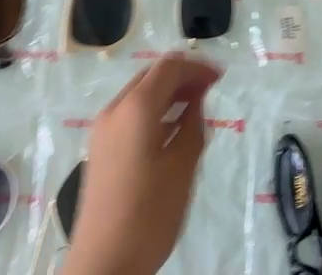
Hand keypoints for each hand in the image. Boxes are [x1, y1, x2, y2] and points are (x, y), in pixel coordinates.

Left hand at [63, 57, 222, 274]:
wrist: (103, 262)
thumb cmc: (148, 214)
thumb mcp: (182, 169)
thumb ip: (191, 127)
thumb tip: (195, 102)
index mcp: (135, 109)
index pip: (168, 67)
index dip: (196, 66)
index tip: (221, 77)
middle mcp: (114, 110)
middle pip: (150, 76)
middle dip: (182, 76)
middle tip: (211, 89)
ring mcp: (103, 129)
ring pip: (139, 95)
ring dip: (167, 93)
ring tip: (197, 106)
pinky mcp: (100, 148)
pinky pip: (130, 114)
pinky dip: (153, 111)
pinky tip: (172, 129)